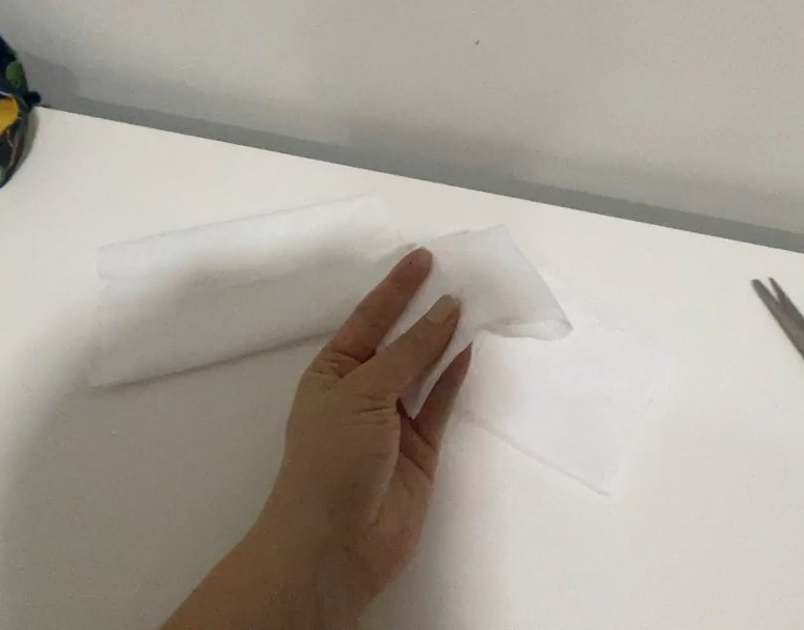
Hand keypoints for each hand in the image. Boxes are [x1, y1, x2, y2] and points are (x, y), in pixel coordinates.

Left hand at [163, 248, 468, 629]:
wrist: (336, 544)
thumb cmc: (332, 456)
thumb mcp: (364, 392)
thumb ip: (409, 353)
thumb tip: (445, 311)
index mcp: (334, 369)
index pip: (369, 317)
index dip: (396, 287)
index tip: (422, 257)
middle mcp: (364, 388)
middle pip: (399, 339)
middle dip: (423, 308)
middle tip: (454, 272)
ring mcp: (394, 417)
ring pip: (424, 366)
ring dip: (444, 337)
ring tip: (471, 301)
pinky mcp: (421, 445)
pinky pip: (440, 400)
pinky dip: (455, 374)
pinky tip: (470, 346)